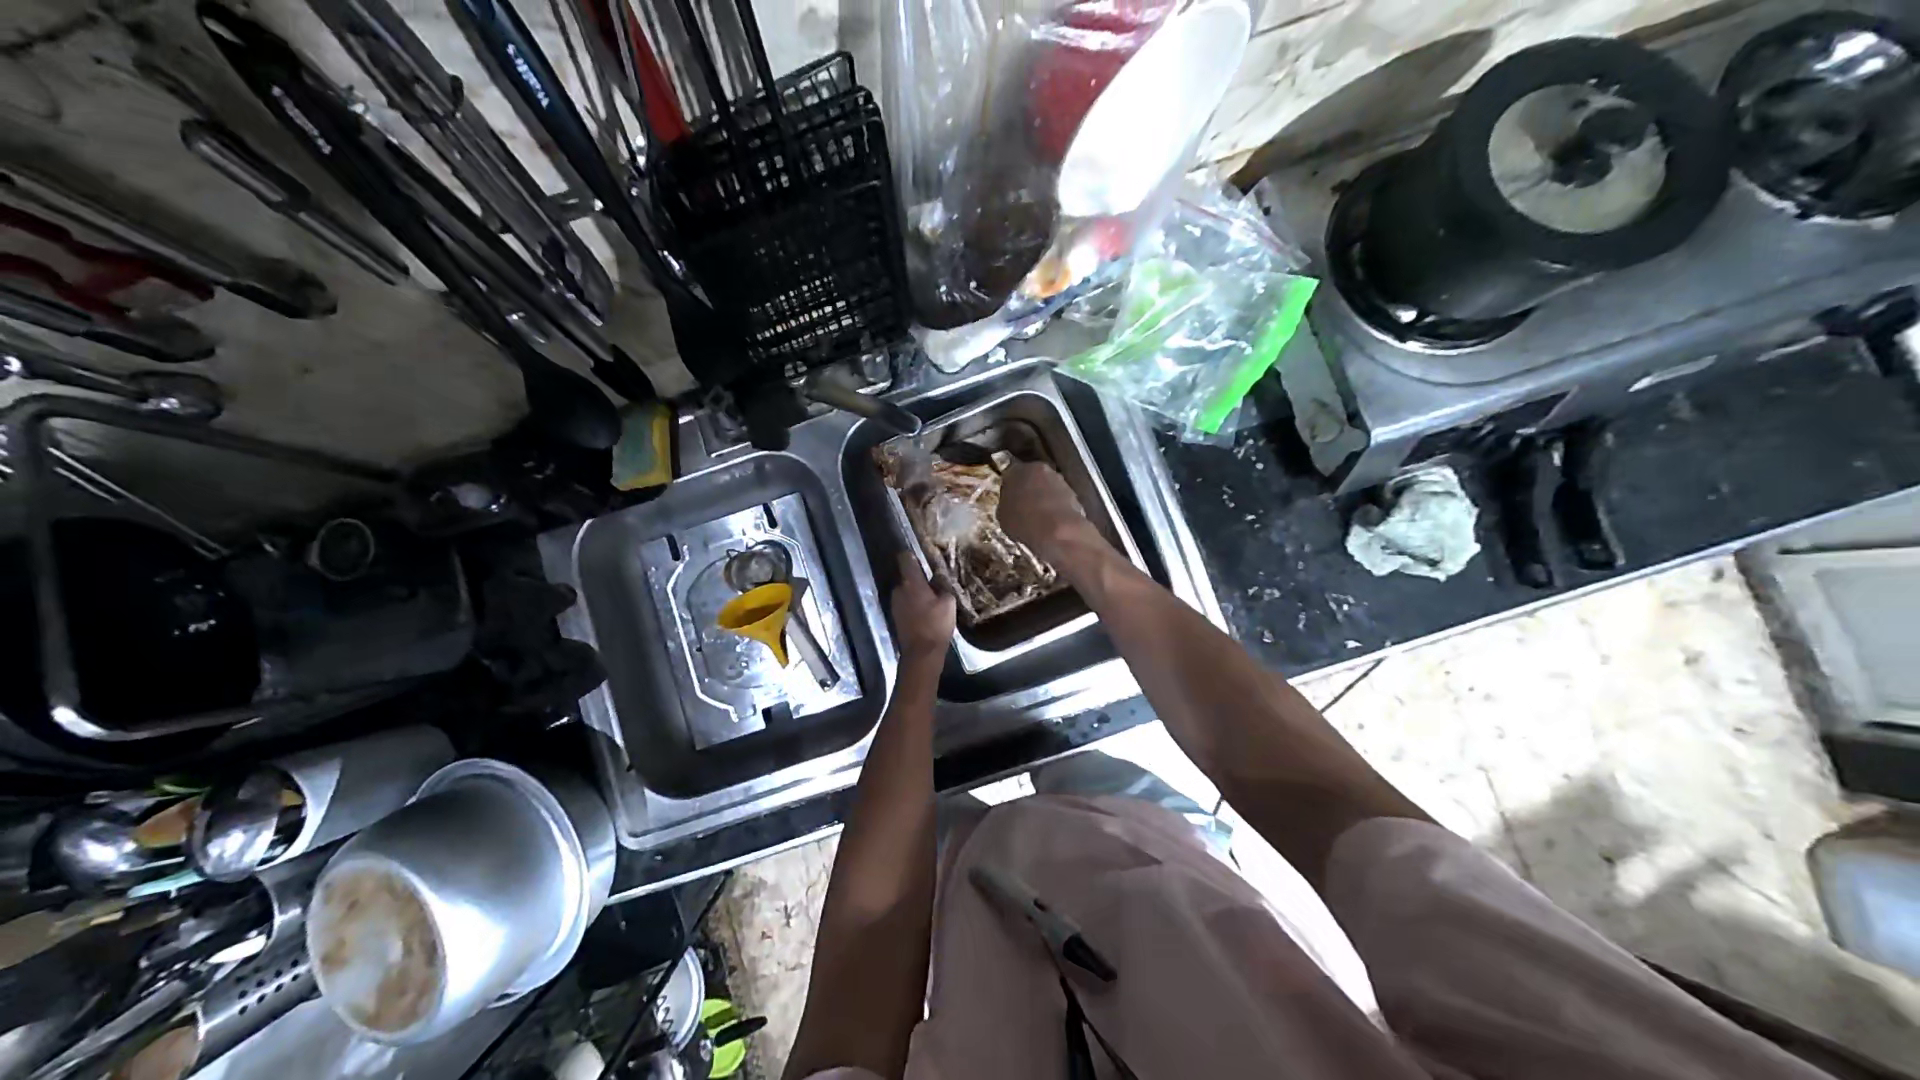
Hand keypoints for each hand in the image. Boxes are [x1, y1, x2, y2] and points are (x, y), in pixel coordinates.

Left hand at [890, 552, 954, 661]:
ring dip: (916, 593)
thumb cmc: (936, 625)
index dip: (912, 554)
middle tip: (935, 584)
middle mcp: (899, 589)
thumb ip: (943, 586)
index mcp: (911, 583)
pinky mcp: (896, 616)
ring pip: (907, 591)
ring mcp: (895, 604)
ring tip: (933, 601)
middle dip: (919, 579)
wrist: (922, 653)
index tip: (920, 553)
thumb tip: (939, 578)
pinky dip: (914, 605)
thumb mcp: (949, 603)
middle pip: (908, 577)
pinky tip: (926, 613)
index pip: (905, 559)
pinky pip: (906, 604)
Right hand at [996, 462, 1093, 559]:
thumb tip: (1011, 504)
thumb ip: (1007, 504)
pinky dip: (1056, 507)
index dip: (1009, 488)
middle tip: (1023, 507)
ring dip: (1044, 498)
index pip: (1010, 475)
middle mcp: (1040, 469)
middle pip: (1031, 478)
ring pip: (1048, 487)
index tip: (1008, 500)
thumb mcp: (1003, 515)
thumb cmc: (1024, 522)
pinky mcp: (1074, 493)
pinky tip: (1052, 522)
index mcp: (1018, 470)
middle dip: (1028, 490)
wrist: (1058, 531)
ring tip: (1039, 517)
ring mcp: (1060, 480)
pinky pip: (1060, 499)